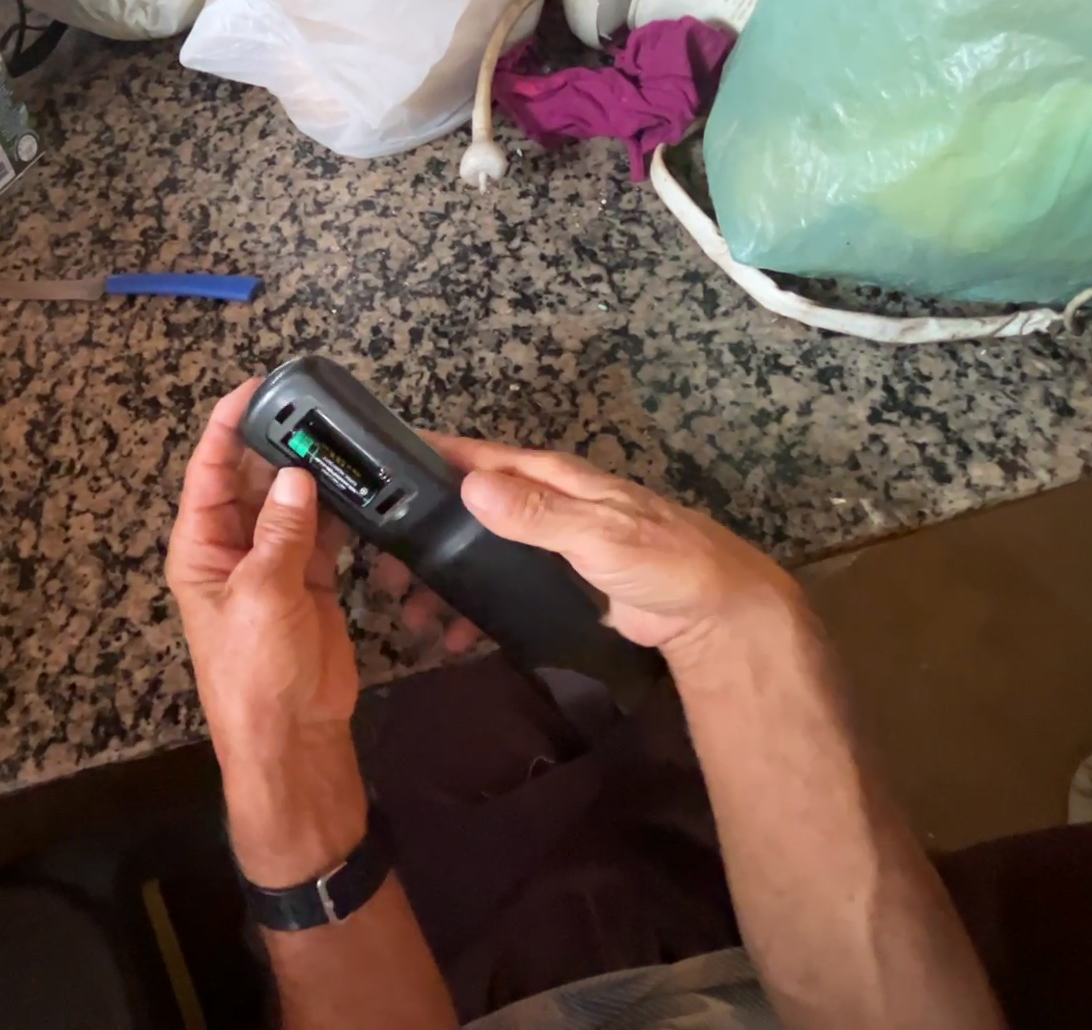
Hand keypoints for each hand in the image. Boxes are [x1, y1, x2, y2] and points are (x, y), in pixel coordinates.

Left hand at [165, 380, 357, 753]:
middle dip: (277, 445)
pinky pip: (319, 529)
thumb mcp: (263, 595)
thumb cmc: (257, 668)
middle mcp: (232, 546)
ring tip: (339, 436)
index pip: (210, 474)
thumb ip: (281, 534)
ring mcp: (273, 559)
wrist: (293, 731)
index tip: (254, 388)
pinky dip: (336, 508)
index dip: (227, 429)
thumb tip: (297, 476)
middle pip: (252, 481)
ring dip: (310, 474)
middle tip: (313, 409)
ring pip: (289, 502)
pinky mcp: (309, 575)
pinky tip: (356, 483)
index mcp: (201, 547)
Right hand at [423, 434, 805, 667]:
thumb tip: (472, 486)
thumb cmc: (661, 558)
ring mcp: (540, 545)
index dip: (432, 458)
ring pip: (474, 554)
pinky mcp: (547, 583)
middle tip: (385, 569)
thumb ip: (538, 511)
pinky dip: (471, 609)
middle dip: (423, 537)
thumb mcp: (598, 531)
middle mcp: (537, 504)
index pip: (480, 457)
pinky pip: (495, 590)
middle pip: (464, 510)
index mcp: (548, 478)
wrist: (709, 613)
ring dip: (440, 580)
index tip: (382, 471)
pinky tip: (452, 635)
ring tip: (409, 611)